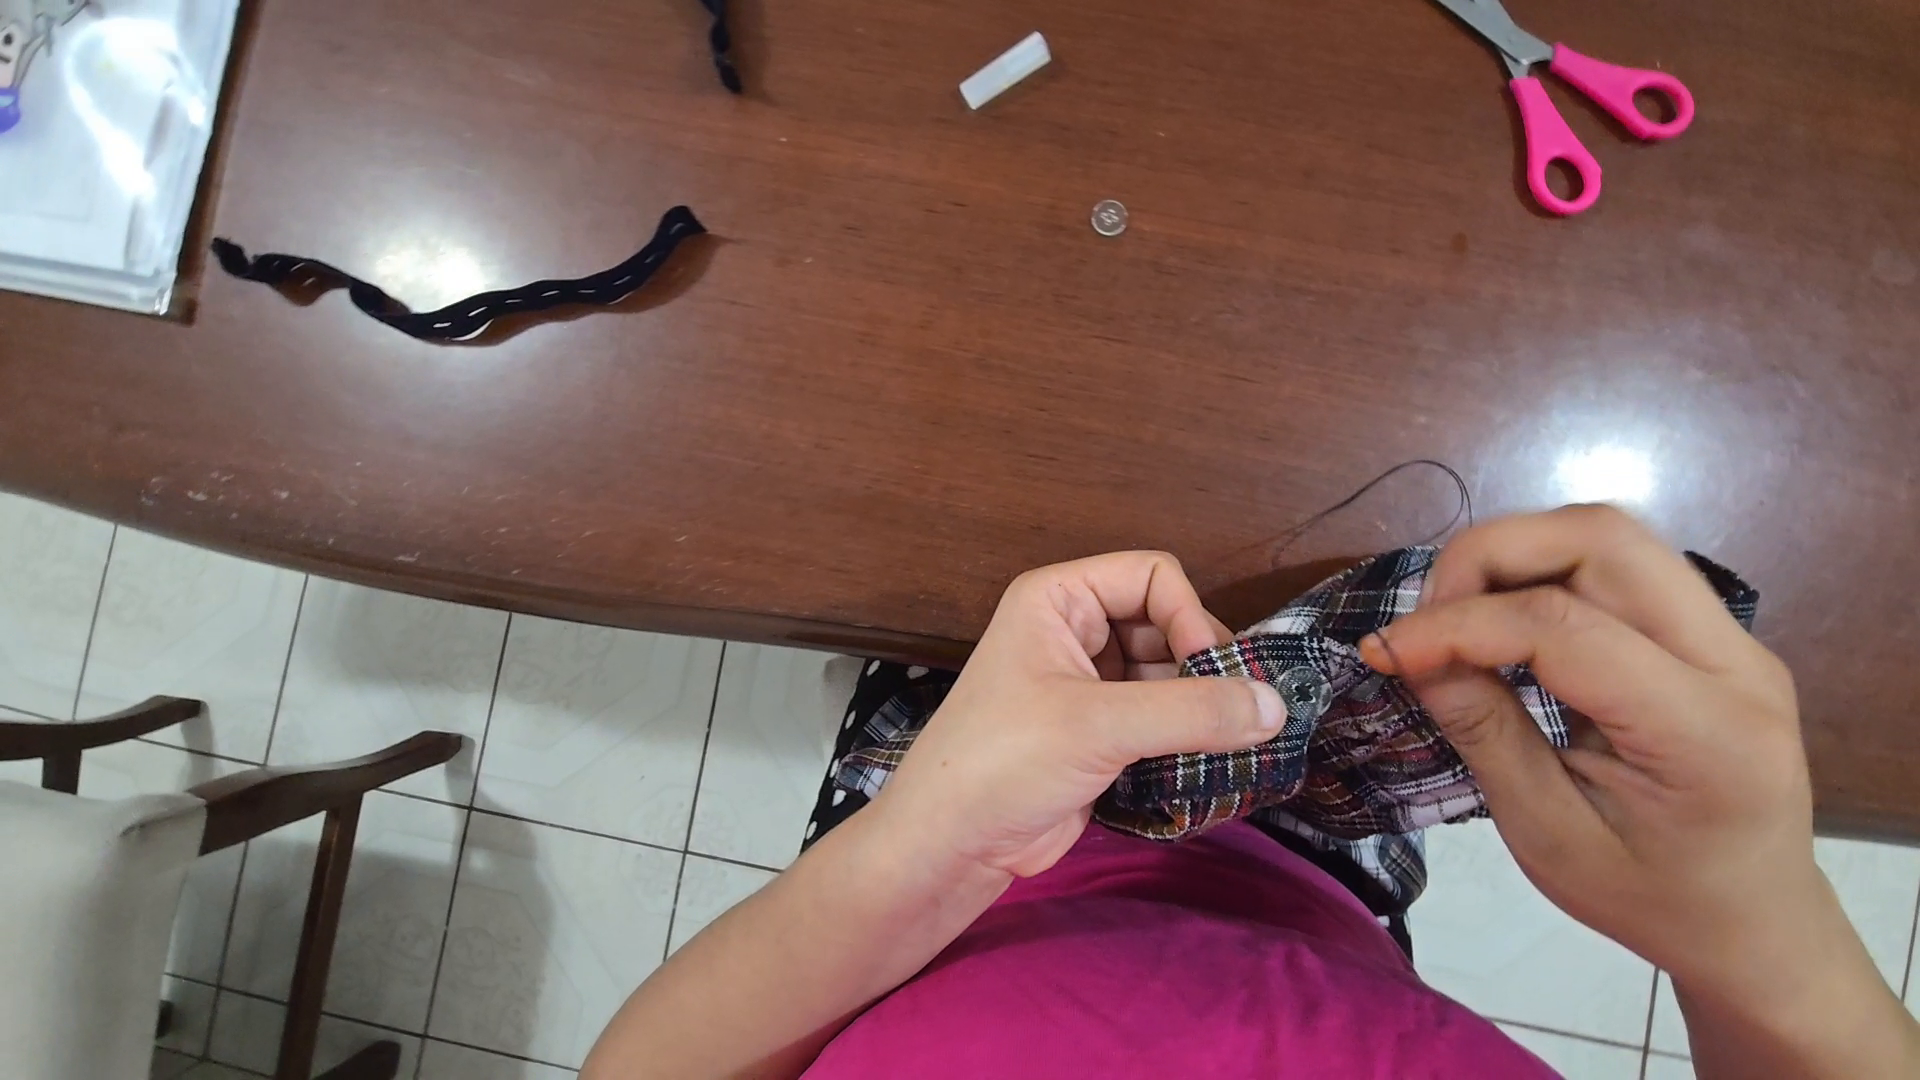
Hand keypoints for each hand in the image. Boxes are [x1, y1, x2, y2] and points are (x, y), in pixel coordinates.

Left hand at [873, 551, 1287, 878]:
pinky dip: (1186, 732)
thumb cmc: (1007, 759)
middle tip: (1236, 714)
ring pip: (1165, 671)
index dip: (1188, 615)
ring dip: (1199, 704)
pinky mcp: (1096, 728)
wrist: (953, 841)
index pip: (1151, 575)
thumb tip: (1278, 704)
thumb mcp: (1098, 725)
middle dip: (1201, 664)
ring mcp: (1085, 680)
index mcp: (1059, 598)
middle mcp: (1073, 628)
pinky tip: (1212, 759)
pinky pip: (1157, 713)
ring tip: (1232, 742)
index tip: (1212, 673)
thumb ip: (1191, 712)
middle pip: (1164, 621)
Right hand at [1361, 505, 1815, 986]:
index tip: (1382, 652)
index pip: (1562, 627)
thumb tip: (1405, 650)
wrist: (1750, 923)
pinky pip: (1605, 564)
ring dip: (1508, 556)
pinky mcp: (1701, 631)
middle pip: (1600, 539)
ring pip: (1602, 535)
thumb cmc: (1643, 894)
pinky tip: (1494, 619)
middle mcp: (1733, 661)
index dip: (1455, 626)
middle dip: (1486, 557)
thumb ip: (1479, 727)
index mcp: (1703, 731)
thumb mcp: (1541, 830)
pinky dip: (1530, 570)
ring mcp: (1725, 637)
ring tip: (1453, 615)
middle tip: (1425, 617)